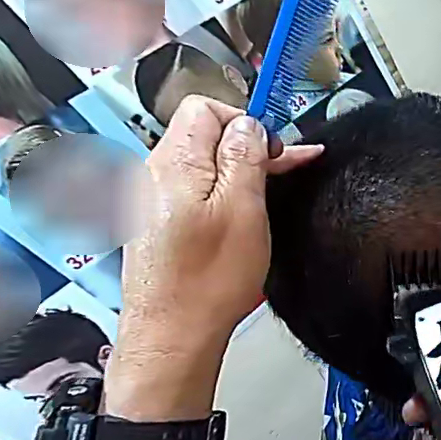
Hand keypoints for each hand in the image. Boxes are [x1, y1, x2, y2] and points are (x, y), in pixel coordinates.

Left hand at [107, 98, 319, 421]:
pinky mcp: (156, 219)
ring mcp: (150, 196)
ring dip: (241, 167)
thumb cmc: (210, 277)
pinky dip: (225, 189)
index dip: (248, 122)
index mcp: (173, 163)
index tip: (277, 151)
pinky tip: (247, 206)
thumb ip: (246, 158)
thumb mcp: (244, 210)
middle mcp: (153, 172)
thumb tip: (251, 125)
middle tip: (290, 166)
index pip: (206, 108)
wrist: (174, 331)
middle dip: (250, 144)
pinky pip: (194, 186)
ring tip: (274, 187)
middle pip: (205, 134)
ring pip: (202, 162)